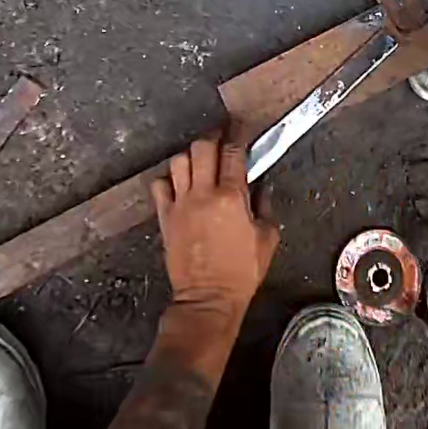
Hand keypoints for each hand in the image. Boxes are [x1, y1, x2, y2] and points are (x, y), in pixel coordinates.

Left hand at [151, 137, 279, 321]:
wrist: (207, 299)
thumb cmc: (241, 272)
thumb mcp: (267, 238)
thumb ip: (264, 206)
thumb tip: (260, 187)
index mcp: (231, 197)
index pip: (233, 152)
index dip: (237, 136)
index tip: (240, 130)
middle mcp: (203, 194)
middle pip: (202, 147)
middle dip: (213, 138)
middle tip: (220, 140)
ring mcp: (180, 204)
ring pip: (179, 161)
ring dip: (191, 156)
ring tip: (200, 161)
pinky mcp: (165, 217)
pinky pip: (160, 185)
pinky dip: (168, 179)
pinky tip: (179, 184)